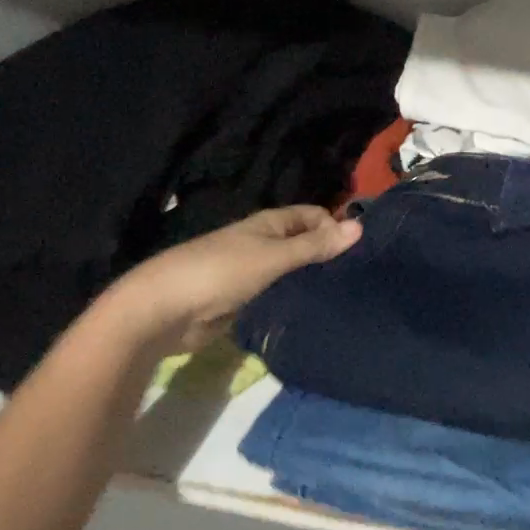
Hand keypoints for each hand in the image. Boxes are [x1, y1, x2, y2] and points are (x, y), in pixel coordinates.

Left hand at [103, 205, 360, 355]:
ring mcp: (253, 274)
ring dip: (314, 280)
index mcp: (267, 225)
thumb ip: (315, 246)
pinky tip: (317, 313)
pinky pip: (279, 296)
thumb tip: (360, 226)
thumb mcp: (273, 257)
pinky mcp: (246, 302)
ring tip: (348, 296)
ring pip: (293, 272)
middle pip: (304, 243)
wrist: (164, 311)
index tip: (365, 249)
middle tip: (364, 276)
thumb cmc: (219, 273)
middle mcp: (262, 244)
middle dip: (329, 255)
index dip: (336, 226)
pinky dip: (296, 301)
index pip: (312, 216)